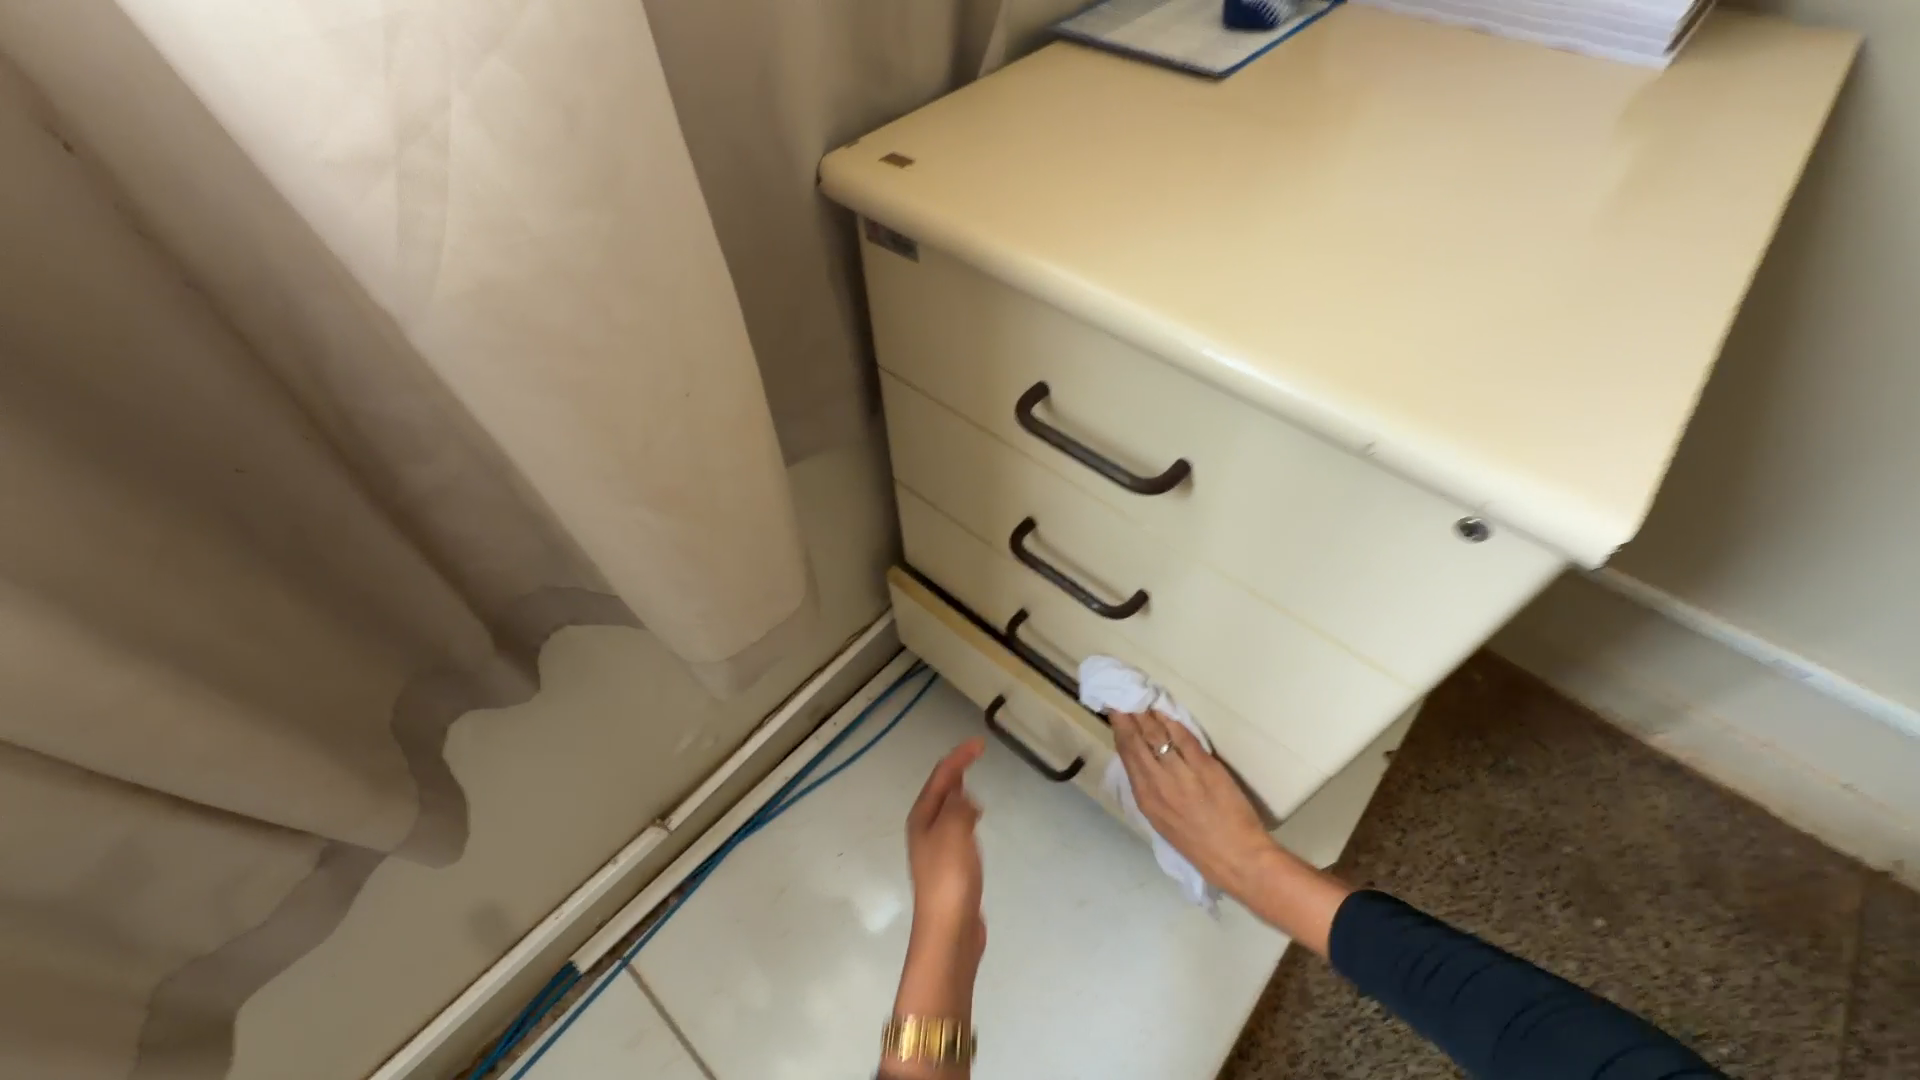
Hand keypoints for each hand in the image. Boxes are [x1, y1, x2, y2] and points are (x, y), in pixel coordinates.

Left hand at [905, 738, 986, 957]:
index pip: (941, 777)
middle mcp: (925, 830)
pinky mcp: (950, 867)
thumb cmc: (949, 878)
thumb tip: (964, 796)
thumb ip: (959, 806)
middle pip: (940, 791)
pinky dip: (966, 815)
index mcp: (923, 818)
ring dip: (960, 792)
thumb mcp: (954, 831)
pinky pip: (957, 828)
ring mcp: (936, 850)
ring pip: (948, 809)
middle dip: (956, 771)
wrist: (949, 932)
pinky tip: (976, 822)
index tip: (980, 743)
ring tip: (975, 784)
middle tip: (976, 755)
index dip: (959, 757)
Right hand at [1109, 711, 1277, 898]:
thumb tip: (1145, 765)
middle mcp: (1157, 783)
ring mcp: (1180, 773)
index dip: (1119, 731)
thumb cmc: (1199, 846)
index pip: (1126, 756)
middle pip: (1136, 741)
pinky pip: (1184, 738)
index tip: (1115, 712)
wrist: (1236, 858)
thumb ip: (1152, 792)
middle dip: (1128, 717)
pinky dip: (1173, 722)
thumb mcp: (1163, 822)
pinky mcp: (1204, 767)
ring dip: (1147, 714)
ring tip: (1141, 699)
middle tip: (1123, 697)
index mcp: (1145, 799)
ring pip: (1156, 735)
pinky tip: (1166, 712)